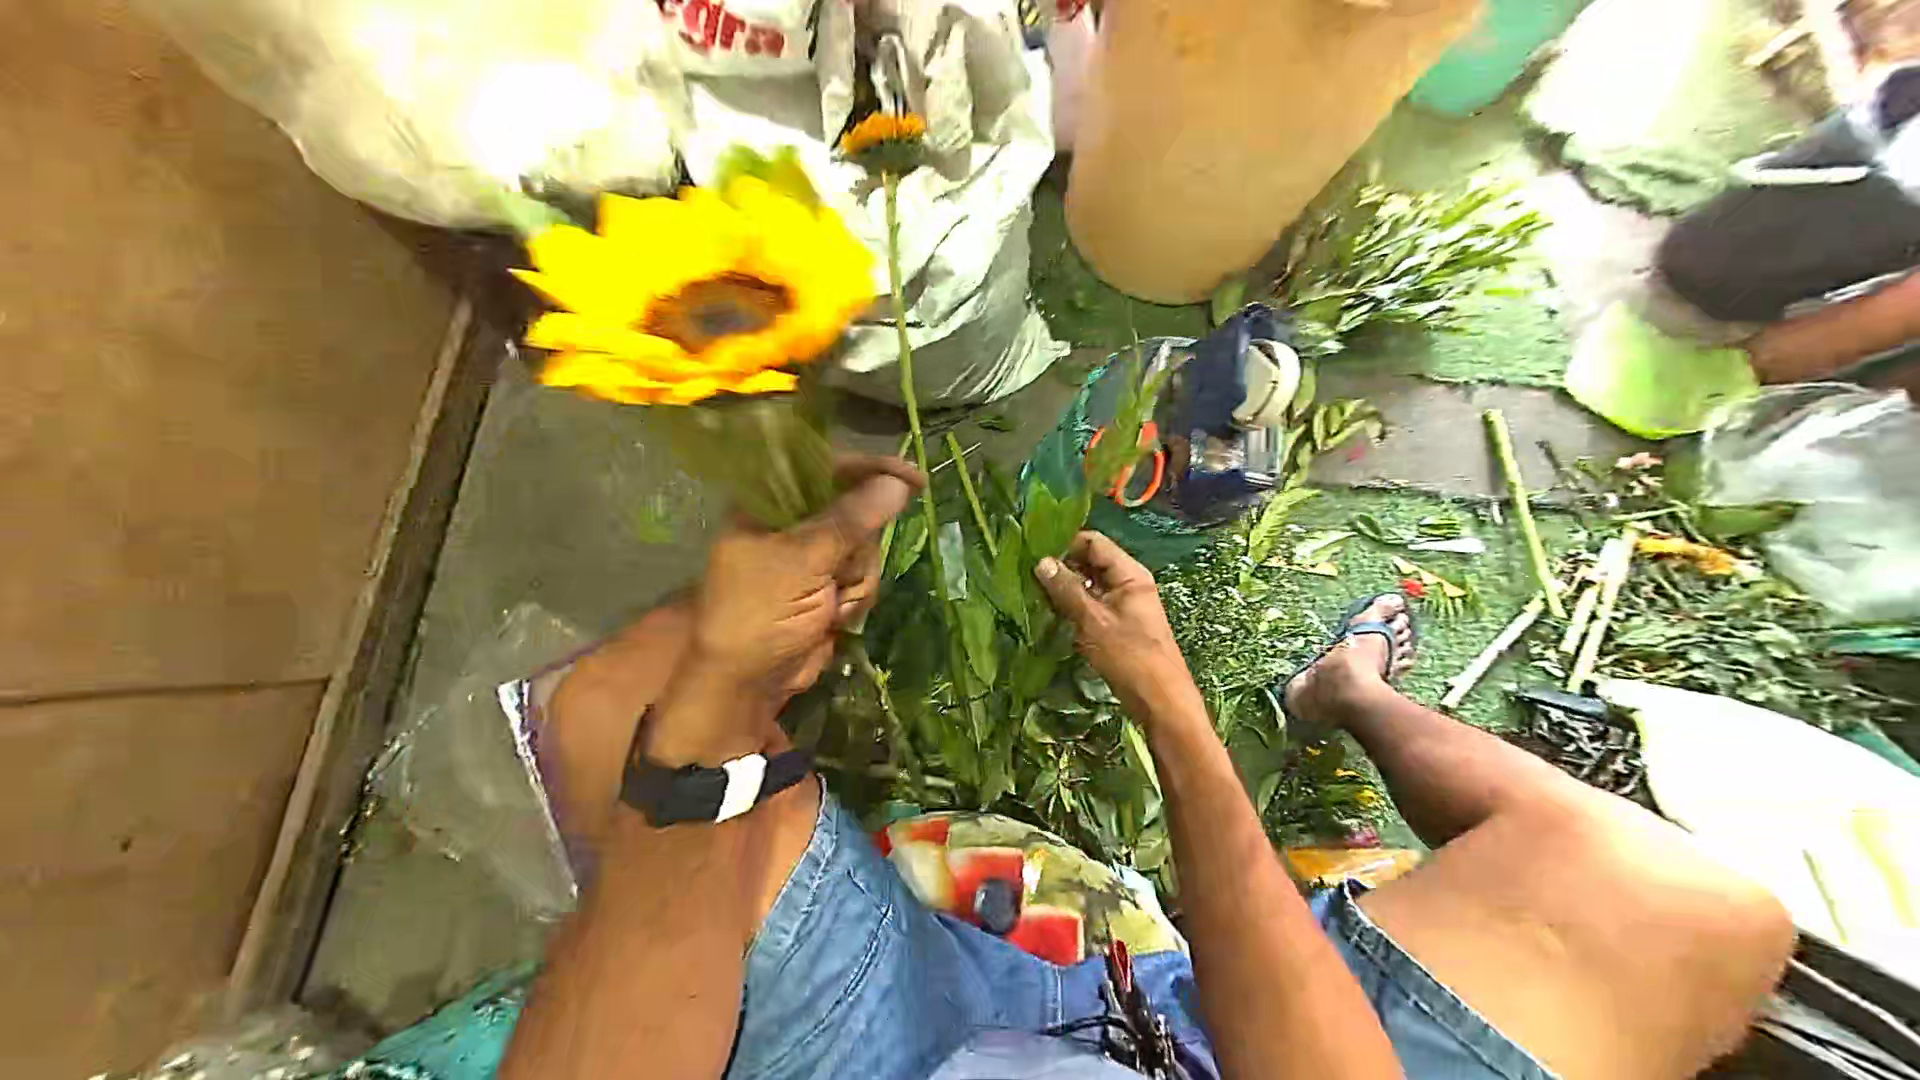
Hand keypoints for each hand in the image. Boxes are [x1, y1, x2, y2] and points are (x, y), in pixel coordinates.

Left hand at [687, 455, 921, 701]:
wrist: (747, 682)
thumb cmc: (758, 613)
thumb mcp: (803, 560)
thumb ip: (852, 519)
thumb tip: (899, 483)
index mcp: (770, 503)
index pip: (828, 467)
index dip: (871, 470)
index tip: (912, 479)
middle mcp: (793, 523)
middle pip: (857, 511)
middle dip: (859, 548)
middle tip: (841, 573)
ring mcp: (813, 557)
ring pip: (866, 548)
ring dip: (857, 579)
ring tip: (831, 604)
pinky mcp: (828, 585)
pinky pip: (863, 576)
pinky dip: (856, 598)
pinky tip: (835, 617)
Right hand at [1033, 531, 1202, 722]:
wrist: (1159, 700)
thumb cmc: (1130, 656)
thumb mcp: (1094, 620)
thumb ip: (1067, 589)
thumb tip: (1041, 562)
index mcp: (1129, 574)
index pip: (1094, 543)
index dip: (1065, 544)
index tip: (1035, 553)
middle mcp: (1127, 583)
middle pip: (1090, 562)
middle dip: (1061, 567)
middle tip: (1028, 575)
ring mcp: (1121, 605)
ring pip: (1087, 586)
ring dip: (1064, 589)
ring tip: (1032, 593)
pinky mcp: (1115, 625)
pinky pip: (1089, 606)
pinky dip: (1071, 607)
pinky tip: (1048, 614)